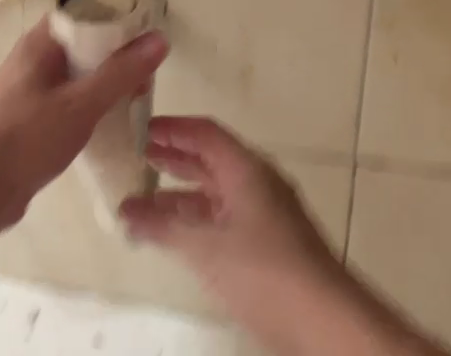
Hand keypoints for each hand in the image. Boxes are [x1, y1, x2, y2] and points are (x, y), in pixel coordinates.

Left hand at [0, 16, 168, 235]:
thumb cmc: (27, 138)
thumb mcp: (81, 104)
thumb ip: (121, 72)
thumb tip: (159, 38)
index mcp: (38, 44)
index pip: (81, 13)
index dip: (114, 16)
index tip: (147, 29)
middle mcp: (32, 59)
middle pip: (82, 43)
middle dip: (116, 54)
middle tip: (147, 73)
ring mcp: (29, 89)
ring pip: (76, 73)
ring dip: (105, 82)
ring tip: (136, 98)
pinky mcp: (30, 117)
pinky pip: (68, 98)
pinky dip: (90, 103)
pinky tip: (110, 121)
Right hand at [118, 117, 345, 307]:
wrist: (326, 322)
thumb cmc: (265, 271)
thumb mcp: (206, 246)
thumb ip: (162, 225)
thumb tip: (124, 209)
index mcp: (246, 169)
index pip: (204, 133)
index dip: (171, 128)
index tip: (138, 130)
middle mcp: (257, 183)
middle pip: (209, 160)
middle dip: (172, 159)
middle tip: (135, 160)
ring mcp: (265, 214)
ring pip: (215, 193)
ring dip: (179, 196)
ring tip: (140, 204)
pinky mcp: (269, 244)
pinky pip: (224, 219)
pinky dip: (196, 221)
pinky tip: (173, 236)